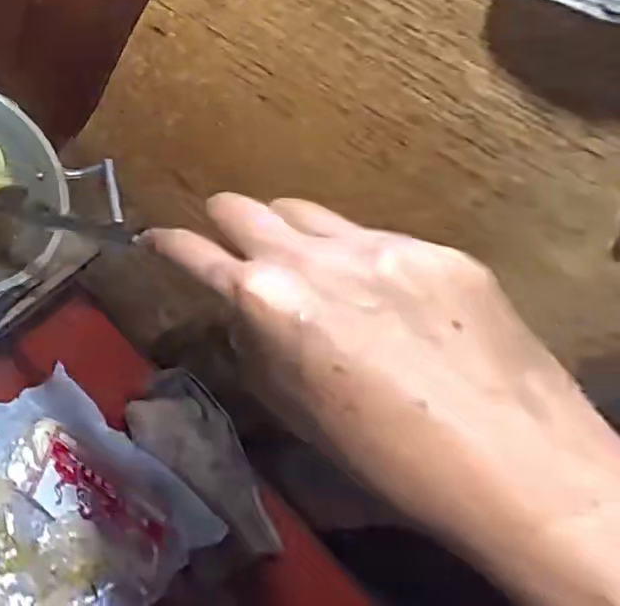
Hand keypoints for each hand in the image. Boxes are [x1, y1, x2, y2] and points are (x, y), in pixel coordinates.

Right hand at [147, 194, 619, 604]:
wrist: (533, 481)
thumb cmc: (382, 452)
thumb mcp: (281, 395)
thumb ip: (246, 333)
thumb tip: (240, 307)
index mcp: (260, 296)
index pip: (184, 246)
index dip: (160, 241)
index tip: (153, 241)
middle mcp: (306, 259)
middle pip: (234, 205)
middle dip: (222, 226)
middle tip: (236, 253)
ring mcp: (376, 250)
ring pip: (298, 208)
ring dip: (288, 233)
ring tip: (313, 268)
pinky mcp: (439, 255)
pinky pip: (371, 238)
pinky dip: (359, 259)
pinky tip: (389, 299)